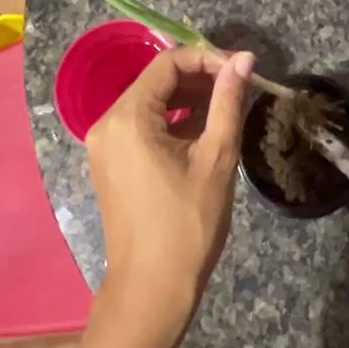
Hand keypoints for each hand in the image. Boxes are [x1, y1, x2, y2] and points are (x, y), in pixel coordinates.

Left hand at [86, 47, 253, 323]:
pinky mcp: (110, 162)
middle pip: (156, 80)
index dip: (208, 58)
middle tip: (240, 86)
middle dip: (199, 77)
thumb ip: (227, 101)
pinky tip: (203, 129)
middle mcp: (107, 123)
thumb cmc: (188, 223)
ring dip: (187, 99)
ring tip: (227, 106)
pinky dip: (171, 121)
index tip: (243, 69)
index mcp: (127, 117)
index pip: (168, 63)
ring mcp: (104, 144)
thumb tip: (244, 58)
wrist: (152, 289)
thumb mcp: (216, 157)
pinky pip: (142, 125)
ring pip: (150, 102)